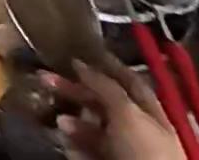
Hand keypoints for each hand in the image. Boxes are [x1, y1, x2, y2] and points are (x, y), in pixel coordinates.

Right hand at [42, 60, 183, 159]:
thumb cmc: (145, 154)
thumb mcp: (127, 113)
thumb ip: (105, 85)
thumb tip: (79, 63)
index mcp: (151, 114)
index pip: (129, 80)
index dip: (107, 64)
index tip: (81, 49)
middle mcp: (139, 131)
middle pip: (104, 102)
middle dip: (75, 88)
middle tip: (47, 77)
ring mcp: (126, 154)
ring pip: (94, 128)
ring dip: (73, 120)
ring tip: (58, 119)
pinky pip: (88, 152)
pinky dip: (75, 144)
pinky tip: (65, 142)